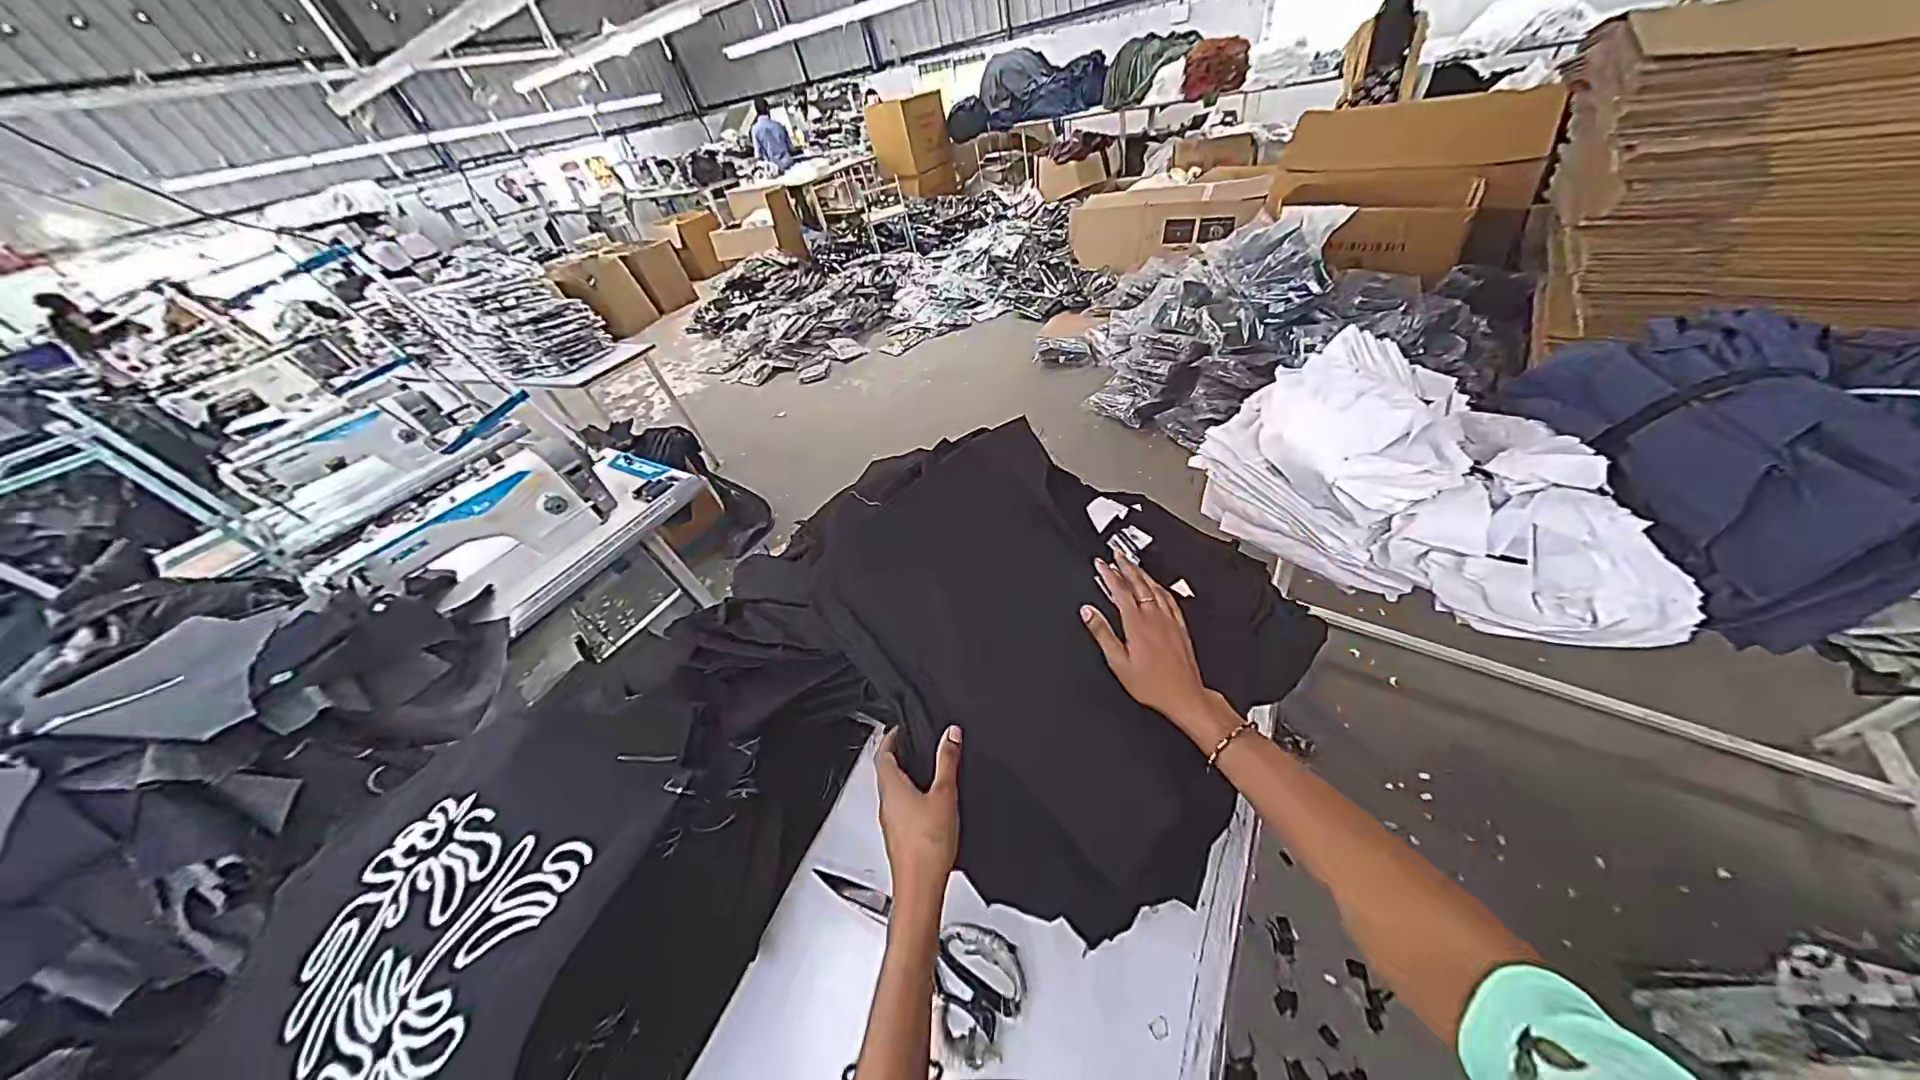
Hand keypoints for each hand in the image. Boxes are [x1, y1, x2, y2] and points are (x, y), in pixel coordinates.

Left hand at [875, 725, 960, 898]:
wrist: (920, 888)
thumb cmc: (927, 847)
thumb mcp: (944, 794)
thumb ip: (947, 762)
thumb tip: (950, 735)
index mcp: (891, 789)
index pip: (882, 754)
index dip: (890, 738)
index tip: (898, 730)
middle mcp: (886, 805)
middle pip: (885, 773)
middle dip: (896, 757)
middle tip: (908, 746)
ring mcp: (890, 823)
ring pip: (891, 793)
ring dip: (902, 778)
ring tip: (919, 771)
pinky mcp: (898, 838)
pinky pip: (899, 811)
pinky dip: (908, 799)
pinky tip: (925, 806)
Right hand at [1081, 557, 1236, 750]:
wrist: (1183, 695)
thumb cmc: (1152, 684)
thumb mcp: (1118, 661)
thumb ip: (1102, 633)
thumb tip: (1088, 612)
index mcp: (1137, 624)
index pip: (1120, 590)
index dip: (1109, 574)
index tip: (1101, 564)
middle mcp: (1154, 617)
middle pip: (1138, 583)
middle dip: (1126, 566)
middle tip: (1117, 554)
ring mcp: (1169, 620)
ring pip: (1154, 588)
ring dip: (1142, 573)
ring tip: (1133, 564)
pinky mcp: (1180, 627)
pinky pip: (1169, 598)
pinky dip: (1159, 587)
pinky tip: (1157, 586)